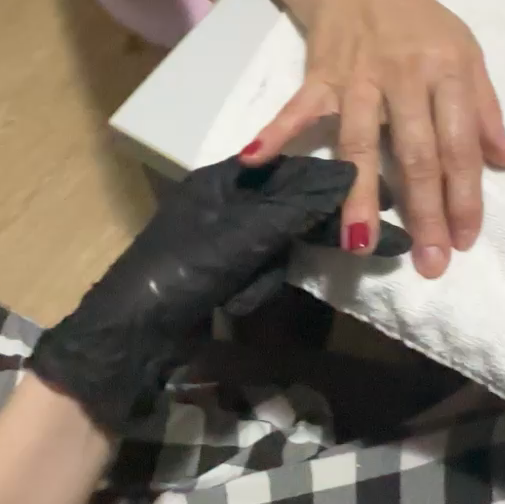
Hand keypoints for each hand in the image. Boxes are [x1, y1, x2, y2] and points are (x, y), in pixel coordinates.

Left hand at [28, 155, 408, 423]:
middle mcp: (222, 204)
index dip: (329, 180)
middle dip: (314, 229)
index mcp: (219, 181)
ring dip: (275, 270)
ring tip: (264, 285)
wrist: (131, 335)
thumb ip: (293, 208)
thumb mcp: (240, 236)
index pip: (288, 168)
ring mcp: (221, 243)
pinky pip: (260, 272)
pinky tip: (240, 303)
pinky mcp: (222, 275)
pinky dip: (259, 287)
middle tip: (363, 241)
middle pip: (286, 207)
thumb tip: (349, 178)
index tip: (373, 190)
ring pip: (277, 244)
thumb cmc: (180, 271)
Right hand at [241, 0, 504, 278]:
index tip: (465, 240)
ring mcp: (358, 78)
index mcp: (447, 71)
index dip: (464, 195)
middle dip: (423, 212)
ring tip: (359, 244)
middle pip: (415, 153)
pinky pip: (298, 109)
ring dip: (359, 194)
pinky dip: (276, 132)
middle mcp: (404, 77)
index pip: (459, 144)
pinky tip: (254, 160)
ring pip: (360, 143)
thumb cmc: (417, 21)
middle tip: (429, 262)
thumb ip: (483, 108)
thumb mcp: (465, 52)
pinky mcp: (320, 77)